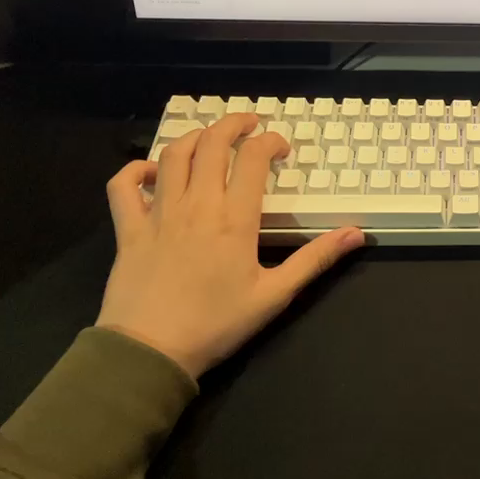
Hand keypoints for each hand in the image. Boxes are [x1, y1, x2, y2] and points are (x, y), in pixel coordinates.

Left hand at [97, 114, 364, 375]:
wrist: (148, 354)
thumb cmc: (215, 325)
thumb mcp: (275, 295)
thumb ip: (315, 259)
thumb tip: (356, 233)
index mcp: (234, 217)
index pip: (253, 157)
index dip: (270, 141)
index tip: (280, 148)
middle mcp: (197, 204)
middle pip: (212, 143)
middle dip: (233, 124)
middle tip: (249, 125)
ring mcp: (159, 213)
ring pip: (173, 155)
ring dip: (194, 137)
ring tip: (209, 139)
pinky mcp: (129, 229)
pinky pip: (123, 185)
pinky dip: (135, 169)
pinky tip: (151, 172)